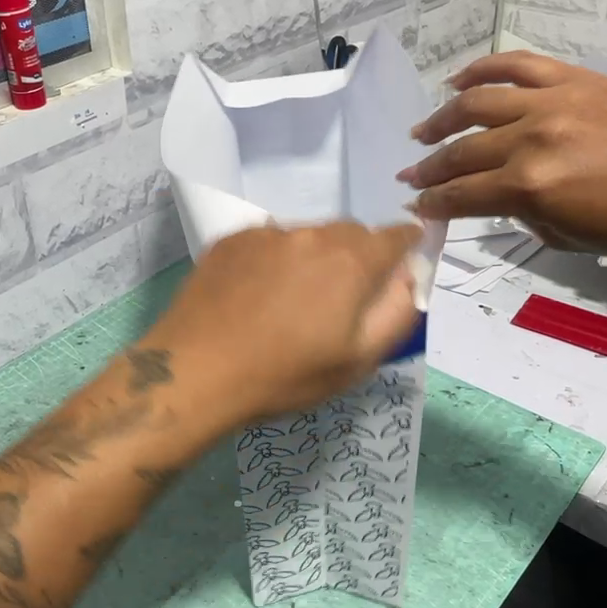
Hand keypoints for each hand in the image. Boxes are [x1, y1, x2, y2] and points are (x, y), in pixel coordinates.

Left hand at [144, 223, 420, 421]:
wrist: (197, 371)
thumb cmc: (284, 375)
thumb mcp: (359, 359)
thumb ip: (397, 310)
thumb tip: (409, 275)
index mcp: (350, 261)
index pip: (395, 235)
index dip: (405, 248)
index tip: (398, 269)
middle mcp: (310, 233)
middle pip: (350, 233)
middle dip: (357, 258)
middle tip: (340, 301)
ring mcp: (265, 233)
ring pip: (307, 235)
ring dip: (313, 258)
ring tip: (291, 303)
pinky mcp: (230, 240)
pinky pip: (269, 240)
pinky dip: (274, 259)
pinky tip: (256, 296)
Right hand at [399, 51, 606, 261]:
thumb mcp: (571, 238)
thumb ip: (524, 213)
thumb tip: (498, 197)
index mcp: (532, 187)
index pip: (461, 195)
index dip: (432, 204)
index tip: (414, 207)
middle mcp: (533, 137)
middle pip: (461, 150)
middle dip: (428, 168)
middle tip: (410, 177)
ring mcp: (556, 101)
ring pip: (476, 101)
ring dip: (441, 118)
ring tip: (423, 132)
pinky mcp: (578, 79)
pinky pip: (517, 65)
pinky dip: (481, 68)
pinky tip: (457, 79)